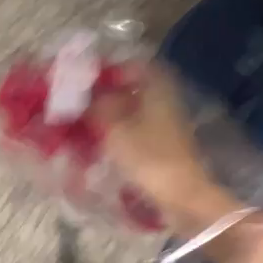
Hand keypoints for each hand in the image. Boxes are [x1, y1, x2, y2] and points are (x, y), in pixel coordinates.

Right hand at [92, 68, 243, 233]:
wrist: (183, 196)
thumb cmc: (149, 158)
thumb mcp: (115, 129)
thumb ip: (97, 106)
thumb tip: (84, 93)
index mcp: (156, 88)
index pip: (132, 66)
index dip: (108, 70)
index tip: (85, 81)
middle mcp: (164, 101)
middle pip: (132, 89)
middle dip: (105, 96)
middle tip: (79, 105)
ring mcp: (166, 125)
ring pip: (133, 112)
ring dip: (110, 117)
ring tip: (84, 127)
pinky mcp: (164, 147)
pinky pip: (136, 132)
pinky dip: (118, 135)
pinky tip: (101, 146)